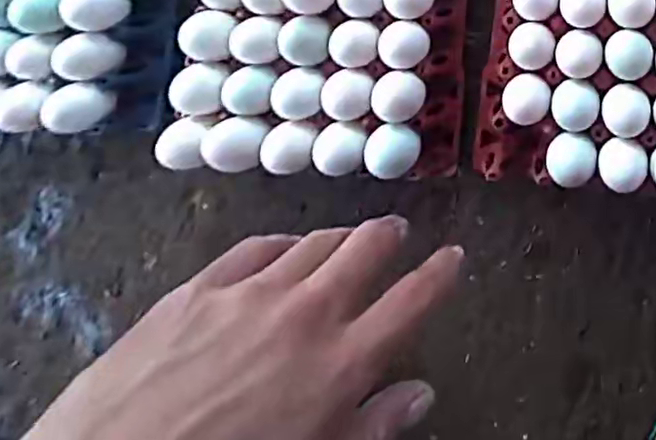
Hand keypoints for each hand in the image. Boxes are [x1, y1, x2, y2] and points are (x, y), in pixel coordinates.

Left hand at [25, 217, 461, 439]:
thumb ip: (369, 428)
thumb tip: (419, 393)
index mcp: (338, 365)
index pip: (412, 301)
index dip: (441, 273)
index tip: (454, 256)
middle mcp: (305, 313)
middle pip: (369, 247)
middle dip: (391, 235)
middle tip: (397, 234)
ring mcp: (252, 293)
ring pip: (318, 239)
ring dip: (341, 237)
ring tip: (347, 240)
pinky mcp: (201, 287)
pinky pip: (259, 246)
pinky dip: (283, 245)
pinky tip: (285, 249)